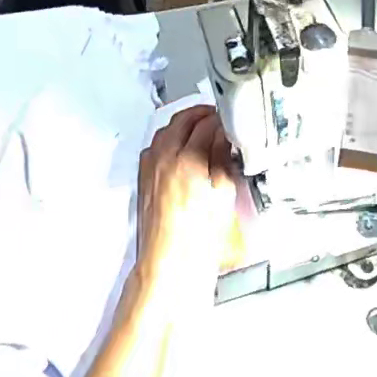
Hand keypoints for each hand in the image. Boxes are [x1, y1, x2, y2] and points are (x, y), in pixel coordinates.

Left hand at [132, 105, 237, 311]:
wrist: (170, 263)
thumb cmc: (197, 238)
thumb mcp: (224, 193)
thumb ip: (224, 158)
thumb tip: (224, 139)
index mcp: (188, 159)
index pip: (207, 124)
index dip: (223, 119)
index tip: (232, 121)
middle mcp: (164, 158)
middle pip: (182, 120)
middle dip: (201, 114)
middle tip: (218, 117)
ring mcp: (151, 168)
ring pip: (165, 130)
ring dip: (183, 123)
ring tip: (200, 127)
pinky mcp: (144, 180)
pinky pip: (155, 147)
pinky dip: (168, 139)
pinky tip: (180, 147)